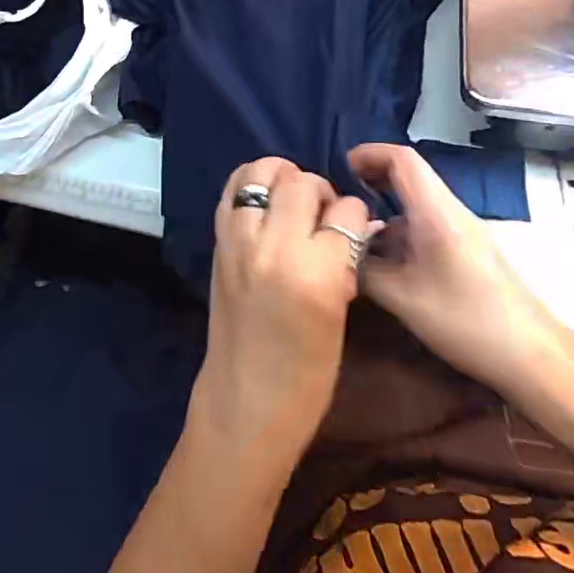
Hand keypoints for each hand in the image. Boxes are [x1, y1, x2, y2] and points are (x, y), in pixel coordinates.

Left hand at [194, 158, 367, 459]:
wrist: (244, 398)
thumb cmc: (306, 374)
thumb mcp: (338, 316)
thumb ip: (341, 264)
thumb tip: (351, 227)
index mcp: (315, 272)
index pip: (346, 212)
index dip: (355, 215)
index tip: (354, 226)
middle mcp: (273, 246)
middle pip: (301, 183)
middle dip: (320, 190)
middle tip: (322, 212)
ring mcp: (238, 241)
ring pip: (258, 174)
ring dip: (280, 176)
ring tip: (290, 196)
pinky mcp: (218, 243)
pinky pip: (231, 193)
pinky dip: (249, 186)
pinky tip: (263, 200)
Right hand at [350, 143, 573, 396]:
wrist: (536, 362)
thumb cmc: (468, 322)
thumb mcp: (401, 298)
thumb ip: (361, 268)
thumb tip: (334, 249)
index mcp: (437, 213)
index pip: (401, 158)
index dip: (367, 154)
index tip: (337, 169)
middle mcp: (450, 214)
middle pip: (407, 177)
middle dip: (368, 180)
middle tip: (335, 200)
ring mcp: (461, 234)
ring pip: (413, 206)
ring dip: (380, 211)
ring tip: (347, 233)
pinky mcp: (465, 254)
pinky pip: (423, 228)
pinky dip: (395, 233)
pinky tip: (377, 261)